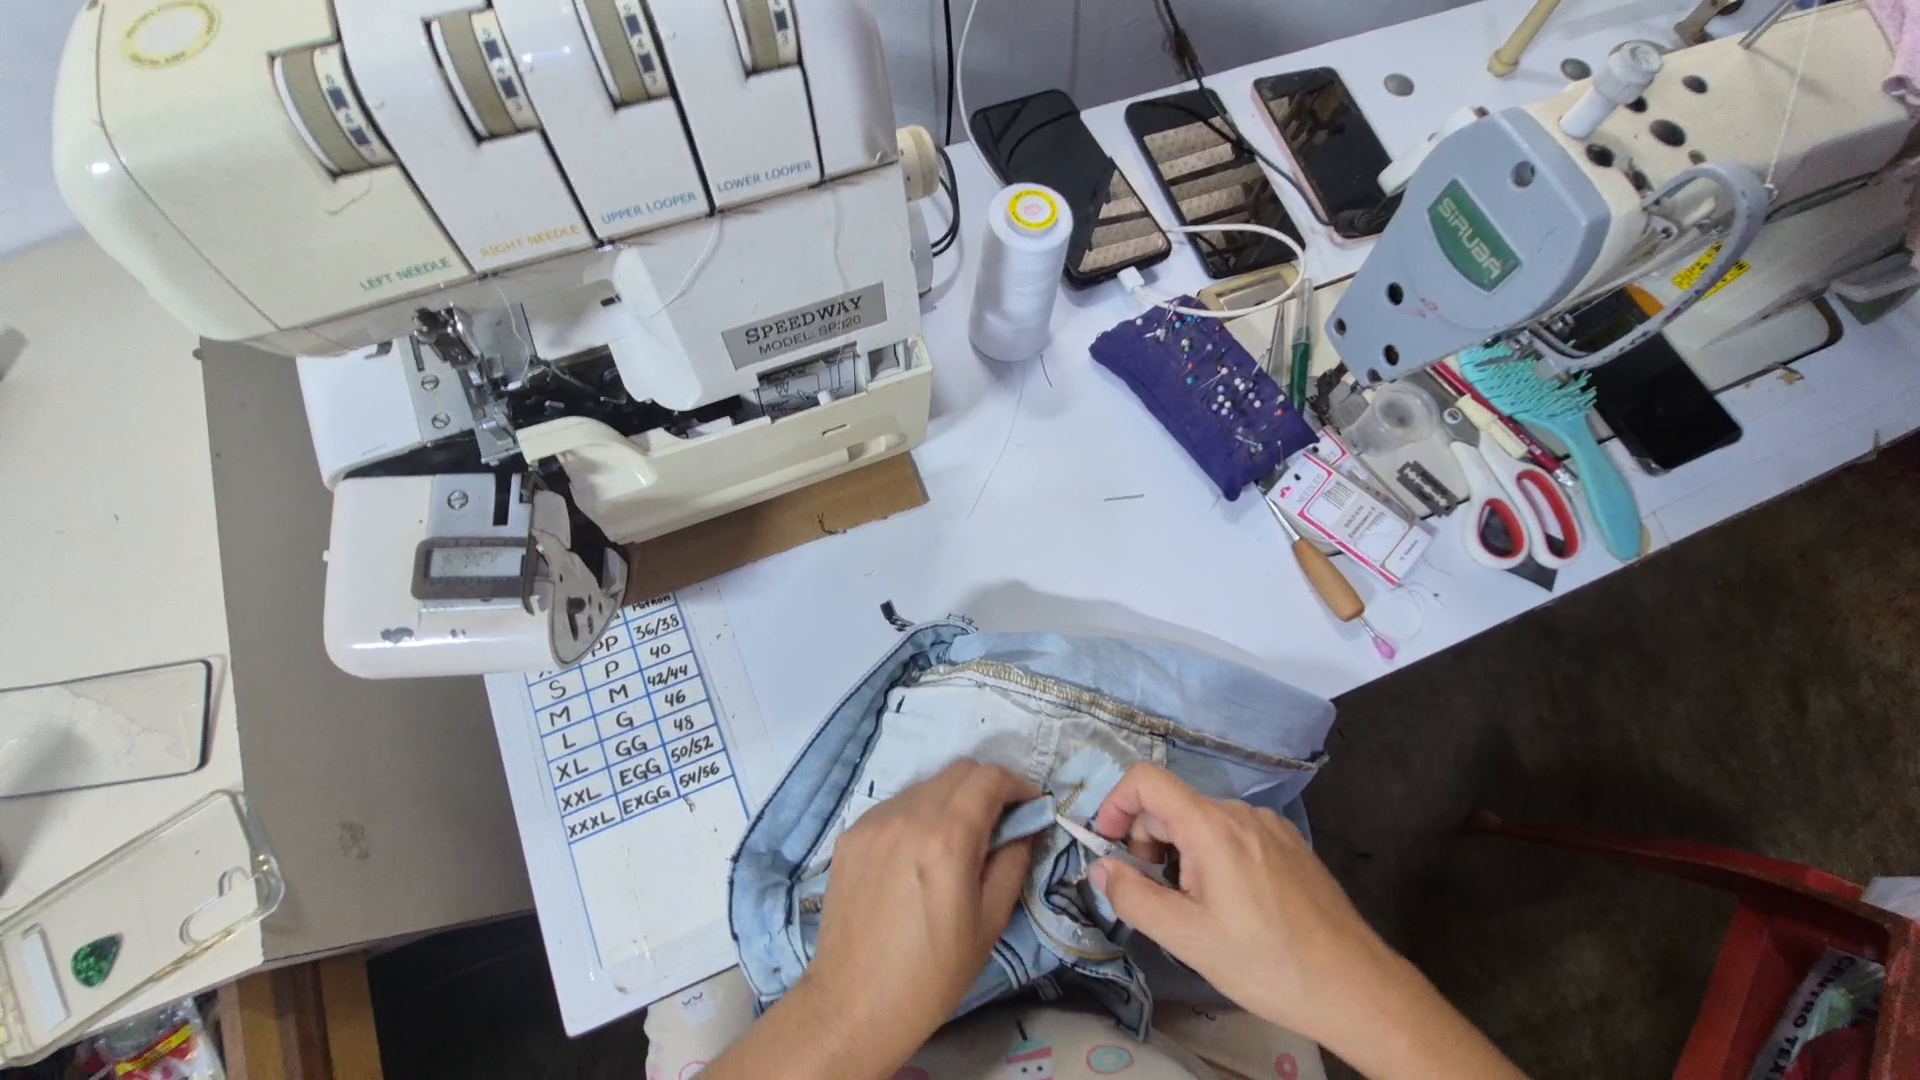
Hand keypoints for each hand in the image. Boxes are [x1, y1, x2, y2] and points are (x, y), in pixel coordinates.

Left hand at [803, 760, 1038, 1074]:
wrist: (853, 1006)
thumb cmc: (932, 974)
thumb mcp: (990, 922)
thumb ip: (1012, 862)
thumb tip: (1024, 828)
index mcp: (947, 837)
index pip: (989, 778)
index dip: (1017, 785)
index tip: (1031, 807)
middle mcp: (907, 816)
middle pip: (958, 772)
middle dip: (988, 788)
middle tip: (1002, 823)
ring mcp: (873, 822)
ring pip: (926, 787)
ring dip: (952, 800)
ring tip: (958, 842)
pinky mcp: (851, 834)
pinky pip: (896, 807)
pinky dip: (919, 816)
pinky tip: (920, 854)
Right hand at [1088, 764, 1526, 1079]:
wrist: (1356, 988)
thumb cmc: (1265, 963)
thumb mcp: (1186, 938)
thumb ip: (1132, 896)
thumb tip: (1099, 866)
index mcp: (1212, 826)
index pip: (1145, 779)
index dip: (1115, 804)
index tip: (1110, 848)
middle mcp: (1240, 812)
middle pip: (1172, 806)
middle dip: (1148, 843)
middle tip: (1157, 898)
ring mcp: (1269, 825)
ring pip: (1201, 823)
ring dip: (1180, 854)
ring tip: (1197, 909)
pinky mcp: (1289, 843)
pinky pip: (1232, 835)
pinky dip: (1212, 858)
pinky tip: (1232, 905)